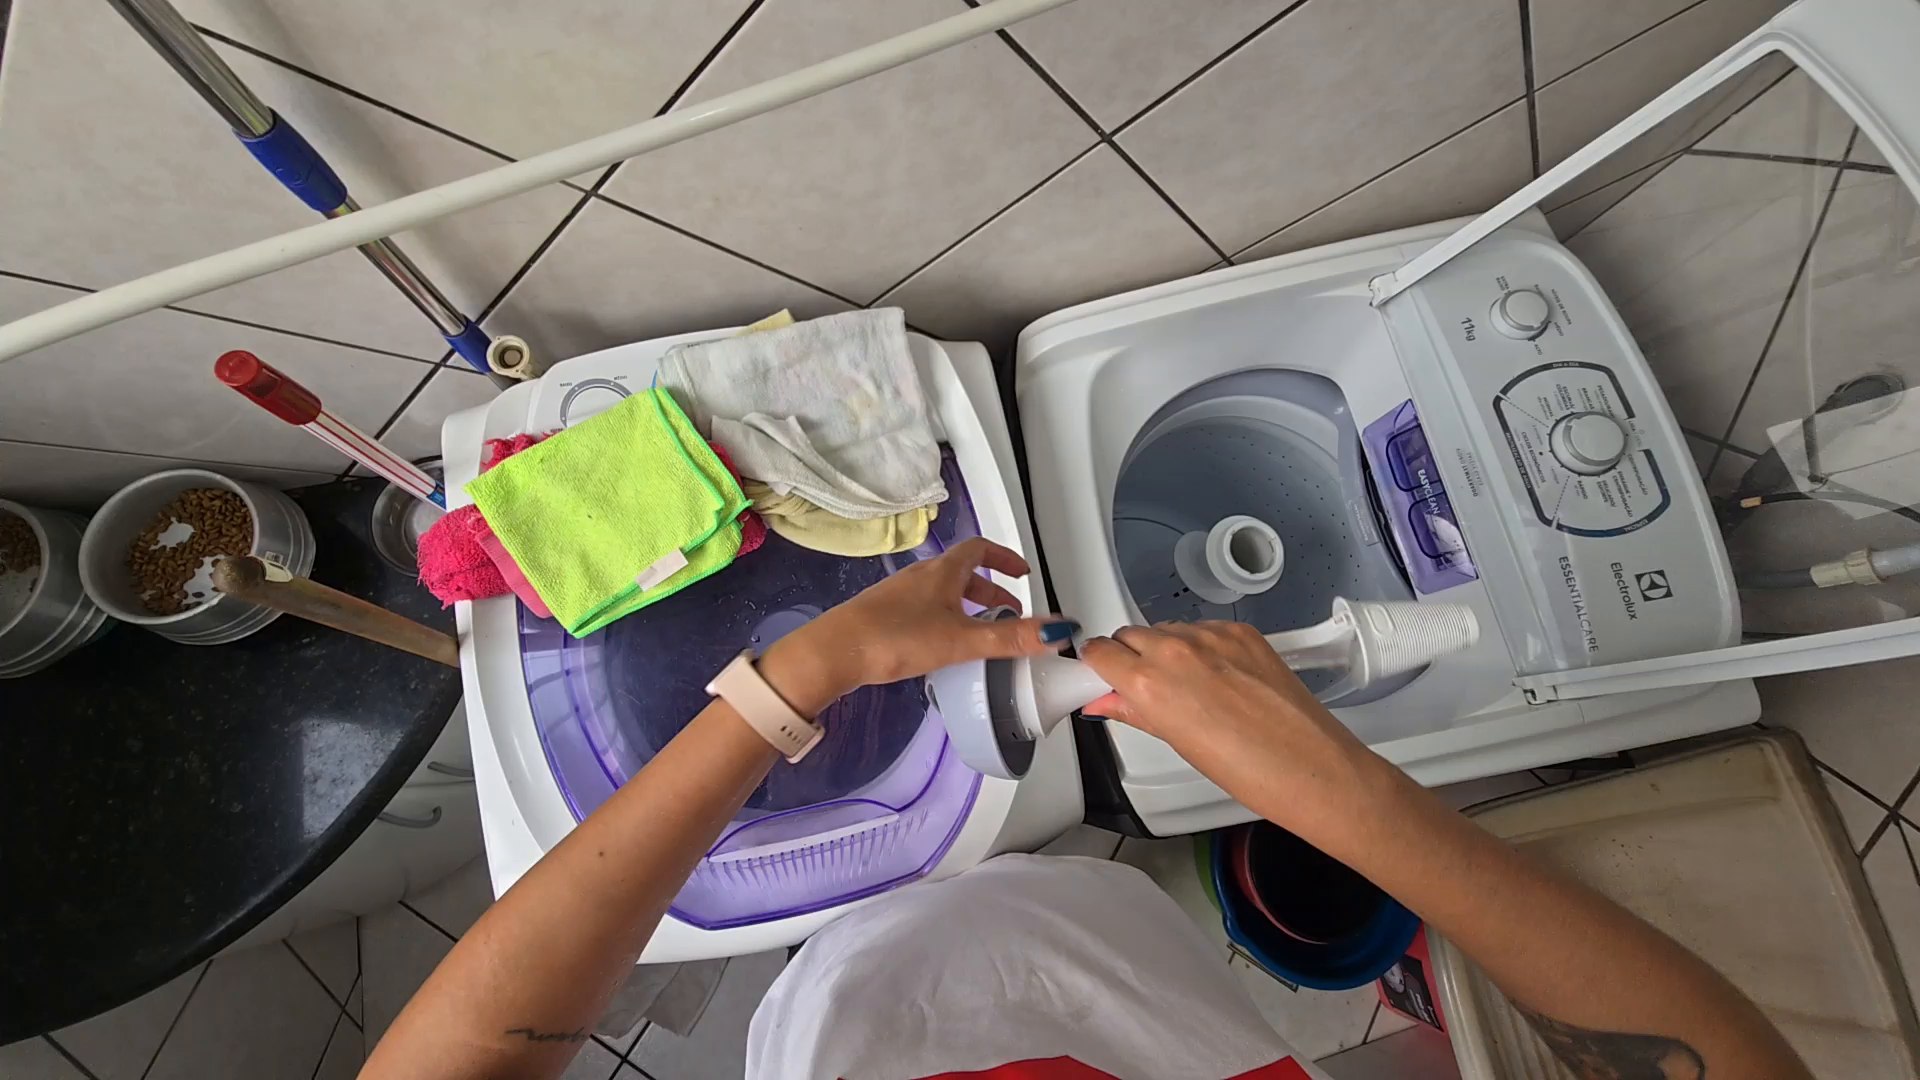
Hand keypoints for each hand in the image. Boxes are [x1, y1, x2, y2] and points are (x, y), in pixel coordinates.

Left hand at [759, 537, 1075, 715]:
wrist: (835, 651)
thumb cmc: (899, 637)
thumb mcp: (962, 640)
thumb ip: (1010, 638)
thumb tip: (1060, 631)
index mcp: (943, 571)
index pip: (980, 549)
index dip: (1005, 558)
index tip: (1023, 573)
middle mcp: (921, 575)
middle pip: (963, 573)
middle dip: (991, 590)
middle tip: (1010, 613)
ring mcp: (899, 593)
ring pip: (943, 592)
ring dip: (967, 606)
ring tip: (981, 632)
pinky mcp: (883, 613)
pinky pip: (924, 607)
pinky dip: (945, 618)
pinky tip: (942, 646)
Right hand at [1079, 621, 1388, 834]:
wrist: (1313, 770)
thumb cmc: (1244, 770)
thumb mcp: (1176, 742)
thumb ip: (1133, 711)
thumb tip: (1103, 701)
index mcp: (1148, 682)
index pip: (1099, 651)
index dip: (1098, 664)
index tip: (1103, 675)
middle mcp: (1174, 650)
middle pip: (1129, 634)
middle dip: (1128, 654)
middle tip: (1145, 684)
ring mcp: (1211, 636)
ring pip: (1166, 629)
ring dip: (1164, 648)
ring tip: (1189, 683)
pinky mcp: (1241, 631)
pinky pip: (1202, 628)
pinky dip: (1200, 644)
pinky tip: (1218, 675)